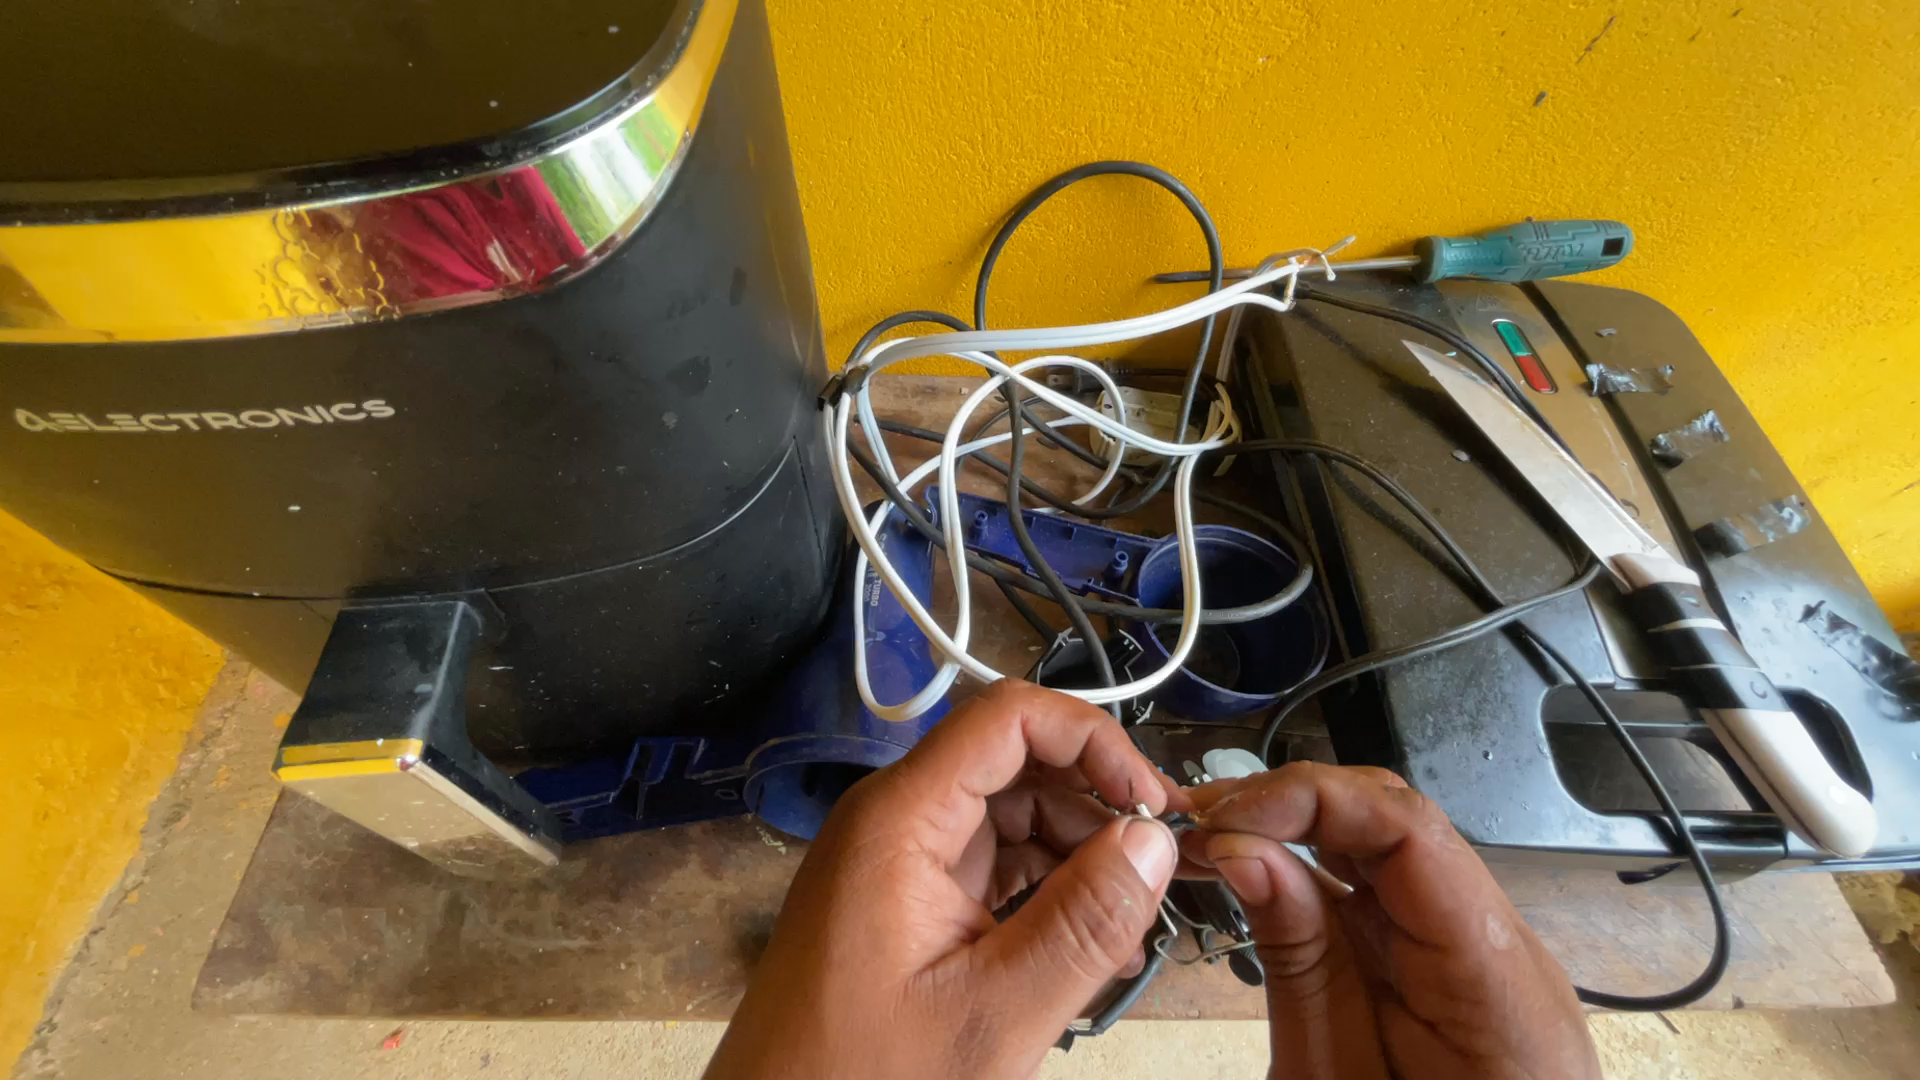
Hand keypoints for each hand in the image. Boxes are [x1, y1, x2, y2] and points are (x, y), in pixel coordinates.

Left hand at [705, 680, 1181, 1079]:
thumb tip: (1153, 842)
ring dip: (1078, 853)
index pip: (1007, 717)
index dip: (1089, 739)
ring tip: (1132, 921)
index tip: (1151, 802)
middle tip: (1159, 865)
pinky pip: (993, 862)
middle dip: (1094, 802)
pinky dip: (1046, 888)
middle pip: (1015, 763)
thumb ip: (1080, 924)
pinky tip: (1090, 939)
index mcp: (902, 814)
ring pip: (1011, 813)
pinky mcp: (911, 890)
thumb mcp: (990, 1016)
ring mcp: (904, 852)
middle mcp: (900, 814)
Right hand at [1184, 762, 1598, 1079]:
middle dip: (1284, 802)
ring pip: (1371, 835)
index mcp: (1496, 985)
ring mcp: (1465, 939)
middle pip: (1389, 817)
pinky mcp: (1431, 948)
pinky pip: (1366, 878)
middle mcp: (1496, 942)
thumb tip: (1238, 845)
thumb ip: (1299, 960)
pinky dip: (1298, 860)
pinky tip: (1245, 863)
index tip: (1224, 819)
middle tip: (1197, 821)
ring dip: (1283, 823)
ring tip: (1206, 837)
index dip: (1309, 799)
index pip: (1409, 831)